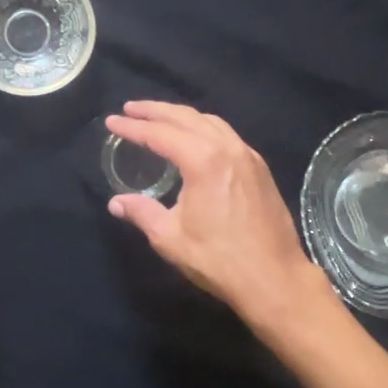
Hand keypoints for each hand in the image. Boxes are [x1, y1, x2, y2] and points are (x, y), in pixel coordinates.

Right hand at [104, 101, 325, 321]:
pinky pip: (226, 134)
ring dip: (181, 116)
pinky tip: (195, 137)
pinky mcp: (259, 167)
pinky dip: (203, 127)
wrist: (275, 278)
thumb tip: (116, 202)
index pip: (160, 134)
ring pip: (209, 121)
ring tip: (159, 118)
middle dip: (155, 111)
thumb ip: (142, 213)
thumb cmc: (219, 259)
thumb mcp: (170, 238)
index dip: (133, 127)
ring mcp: (247, 155)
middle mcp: (226, 148)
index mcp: (202, 161)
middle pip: (185, 117)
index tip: (112, 121)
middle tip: (131, 109)